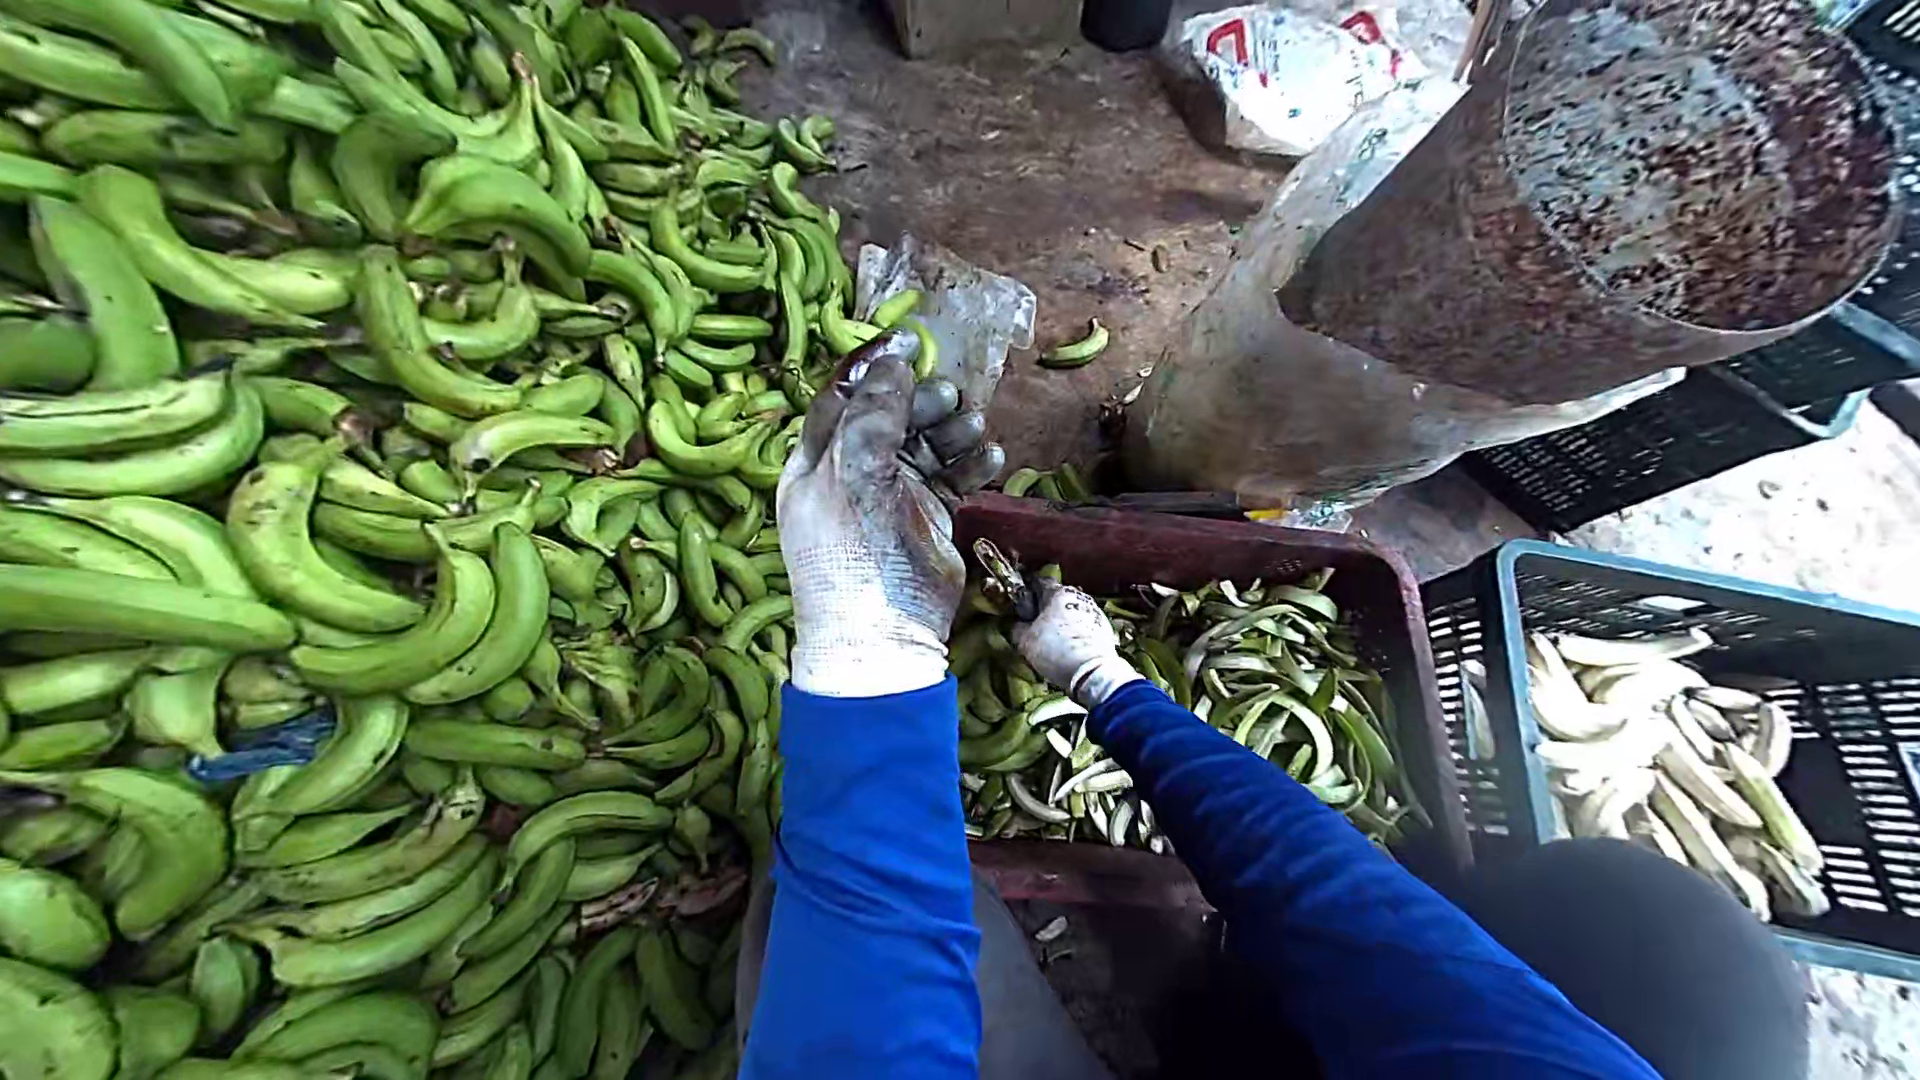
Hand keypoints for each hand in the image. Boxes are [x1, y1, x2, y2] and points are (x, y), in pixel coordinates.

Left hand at [777, 330, 999, 696]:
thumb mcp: (854, 477)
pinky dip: (972, 464)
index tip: (912, 342)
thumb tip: (893, 362)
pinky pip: (953, 477)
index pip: (845, 398)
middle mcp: (855, 473)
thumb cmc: (855, 555)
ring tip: (974, 428)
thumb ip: (872, 416)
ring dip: (953, 430)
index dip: (875, 368)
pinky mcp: (929, 516)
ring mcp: (894, 495)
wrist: (882, 638)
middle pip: (892, 416)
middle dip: (922, 402)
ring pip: (927, 443)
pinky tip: (989, 459)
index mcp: (820, 461)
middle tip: (951, 397)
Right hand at [1013, 580, 1142, 708]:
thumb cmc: (1055, 649)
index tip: (1023, 603)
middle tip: (1036, 624)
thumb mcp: (1026, 641)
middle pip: (1058, 598)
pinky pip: (1086, 626)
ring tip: (1055, 639)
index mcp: (1058, 593)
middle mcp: (1079, 596)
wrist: (1093, 672)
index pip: (1040, 582)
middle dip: (1048, 608)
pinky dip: (1078, 633)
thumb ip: (1018, 628)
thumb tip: (1018, 624)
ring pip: (1074, 612)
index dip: (1029, 591)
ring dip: (1064, 621)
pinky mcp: (1106, 629)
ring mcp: (1095, 612)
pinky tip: (1071, 647)